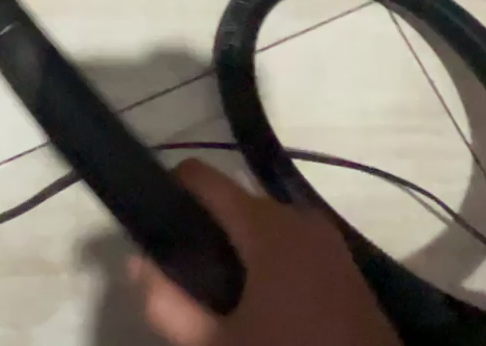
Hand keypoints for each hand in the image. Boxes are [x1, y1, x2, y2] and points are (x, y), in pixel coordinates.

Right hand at [131, 159, 403, 345]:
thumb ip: (170, 305)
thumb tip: (138, 263)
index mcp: (265, 225)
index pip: (200, 176)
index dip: (168, 192)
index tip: (152, 226)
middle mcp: (297, 218)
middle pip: (230, 203)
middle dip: (203, 232)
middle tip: (185, 279)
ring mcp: (328, 242)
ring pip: (261, 226)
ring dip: (236, 250)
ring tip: (222, 300)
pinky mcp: (346, 268)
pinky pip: (291, 247)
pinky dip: (267, 264)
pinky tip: (261, 309)